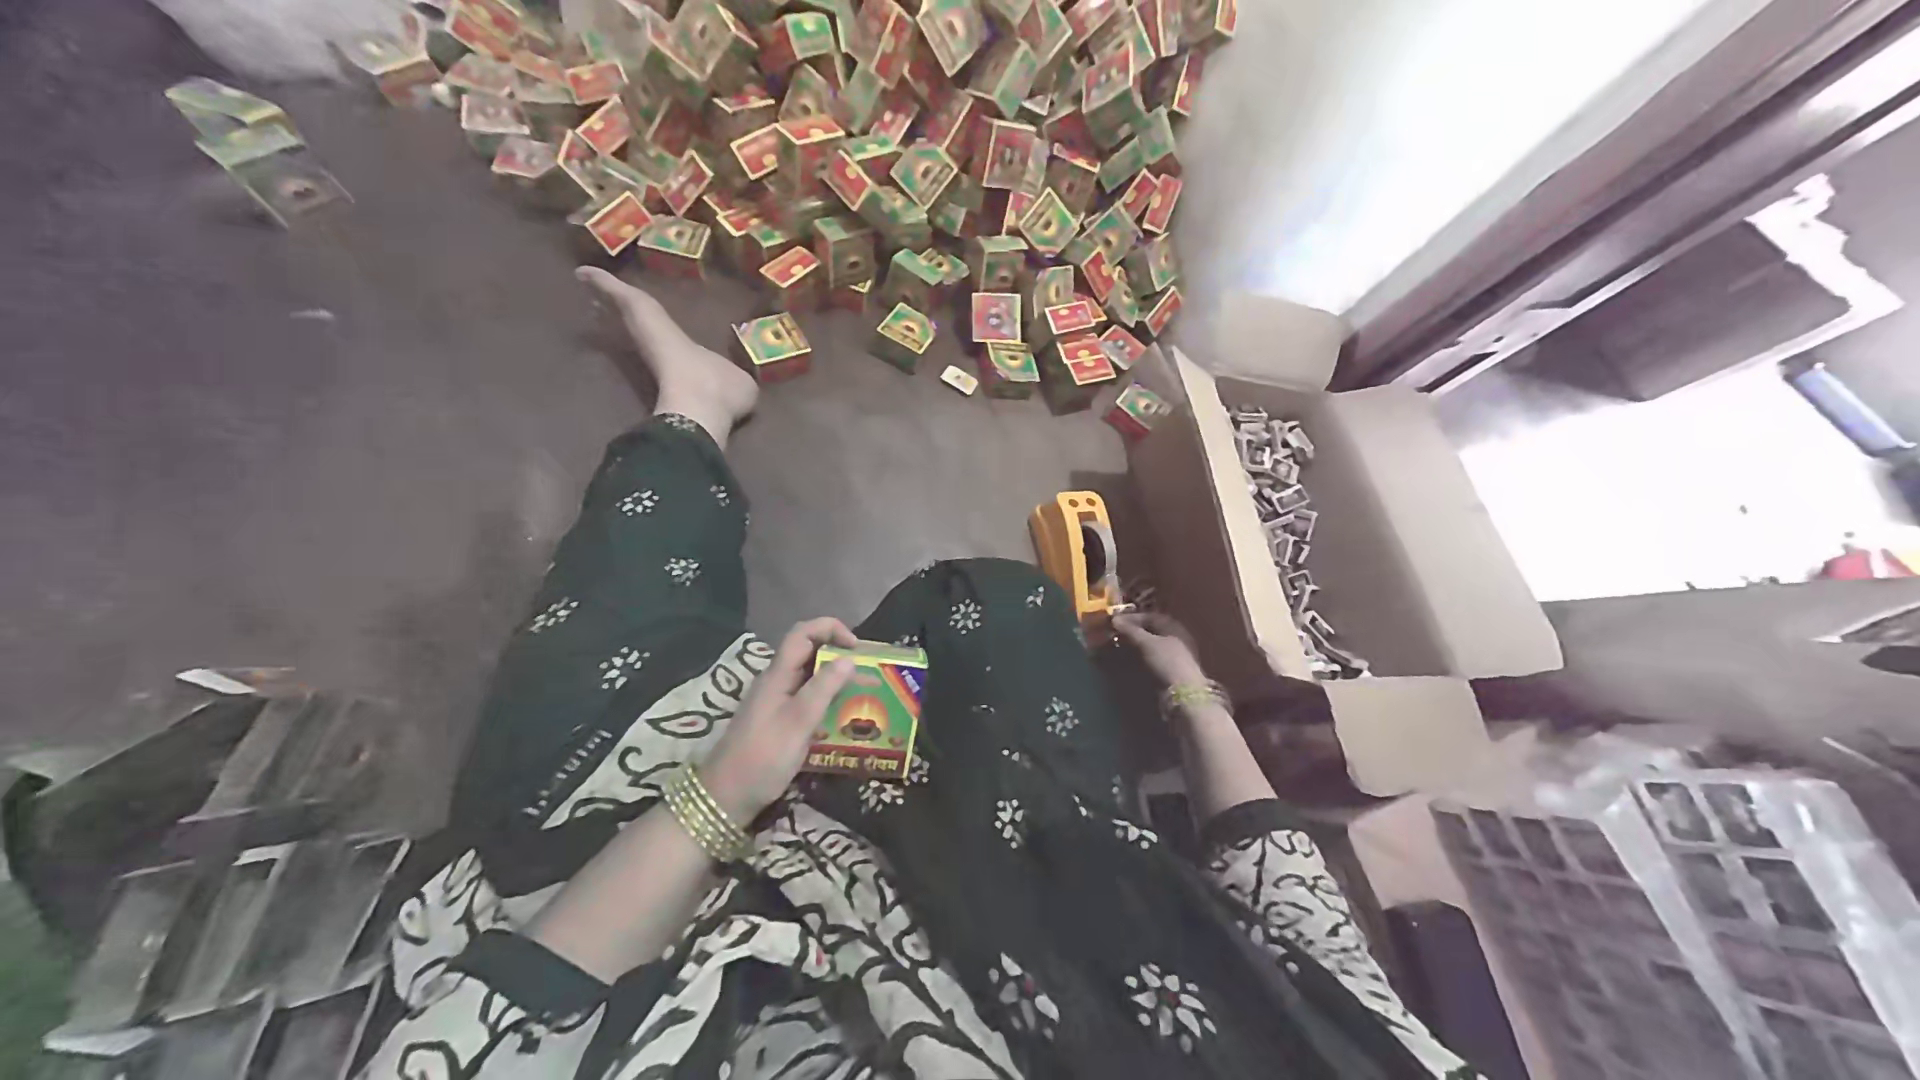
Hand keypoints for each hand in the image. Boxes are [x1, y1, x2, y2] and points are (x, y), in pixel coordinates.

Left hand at [701, 618, 857, 820]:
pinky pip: (806, 698)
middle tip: (867, 671)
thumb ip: (823, 688)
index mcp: (777, 675)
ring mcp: (776, 701)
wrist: (725, 798)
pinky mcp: (779, 721)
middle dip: (839, 654)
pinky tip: (843, 715)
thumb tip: (848, 659)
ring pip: (809, 676)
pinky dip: (827, 699)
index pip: (803, 633)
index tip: (857, 647)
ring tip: (863, 692)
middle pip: (808, 652)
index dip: (830, 629)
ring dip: (836, 678)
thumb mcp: (798, 722)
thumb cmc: (762, 757)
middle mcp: (776, 681)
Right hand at [1114, 612, 1208, 686]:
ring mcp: (1174, 654)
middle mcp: (1176, 637)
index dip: (1132, 617)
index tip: (1115, 621)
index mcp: (1174, 627)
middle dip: (1132, 631)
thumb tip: (1114, 619)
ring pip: (1151, 644)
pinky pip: (1152, 656)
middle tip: (1115, 633)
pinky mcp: (1170, 669)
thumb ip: (1131, 630)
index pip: (1151, 617)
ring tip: (1119, 645)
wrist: (1183, 693)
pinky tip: (1130, 658)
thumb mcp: (1146, 643)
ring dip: (1135, 643)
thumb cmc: (1166, 661)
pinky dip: (1139, 655)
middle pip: (1151, 630)